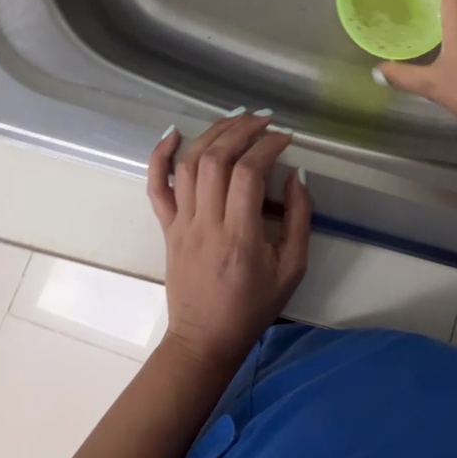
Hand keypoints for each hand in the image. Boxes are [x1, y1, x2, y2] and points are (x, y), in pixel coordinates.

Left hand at [146, 113, 310, 368]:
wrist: (205, 339)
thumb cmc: (253, 307)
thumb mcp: (292, 269)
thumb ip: (300, 219)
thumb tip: (296, 175)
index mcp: (239, 238)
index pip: (247, 175)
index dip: (267, 147)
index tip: (285, 138)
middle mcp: (206, 225)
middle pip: (216, 160)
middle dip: (241, 130)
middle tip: (264, 119)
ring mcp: (181, 224)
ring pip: (190, 165)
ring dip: (212, 133)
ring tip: (236, 118)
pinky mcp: (166, 227)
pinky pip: (156, 186)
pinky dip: (160, 156)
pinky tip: (174, 132)